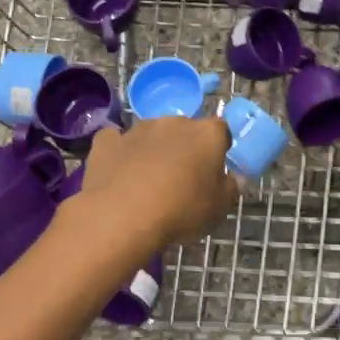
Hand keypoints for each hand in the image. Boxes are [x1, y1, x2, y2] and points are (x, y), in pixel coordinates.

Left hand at [60, 117, 237, 249]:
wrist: (122, 216)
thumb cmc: (181, 210)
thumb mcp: (218, 208)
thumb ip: (229, 188)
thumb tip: (233, 178)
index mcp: (207, 134)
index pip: (221, 130)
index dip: (218, 148)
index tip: (214, 170)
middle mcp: (174, 122)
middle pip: (185, 129)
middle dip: (185, 147)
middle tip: (182, 178)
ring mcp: (138, 129)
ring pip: (152, 133)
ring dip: (154, 149)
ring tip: (148, 180)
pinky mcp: (107, 141)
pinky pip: (117, 141)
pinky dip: (120, 151)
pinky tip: (119, 171)